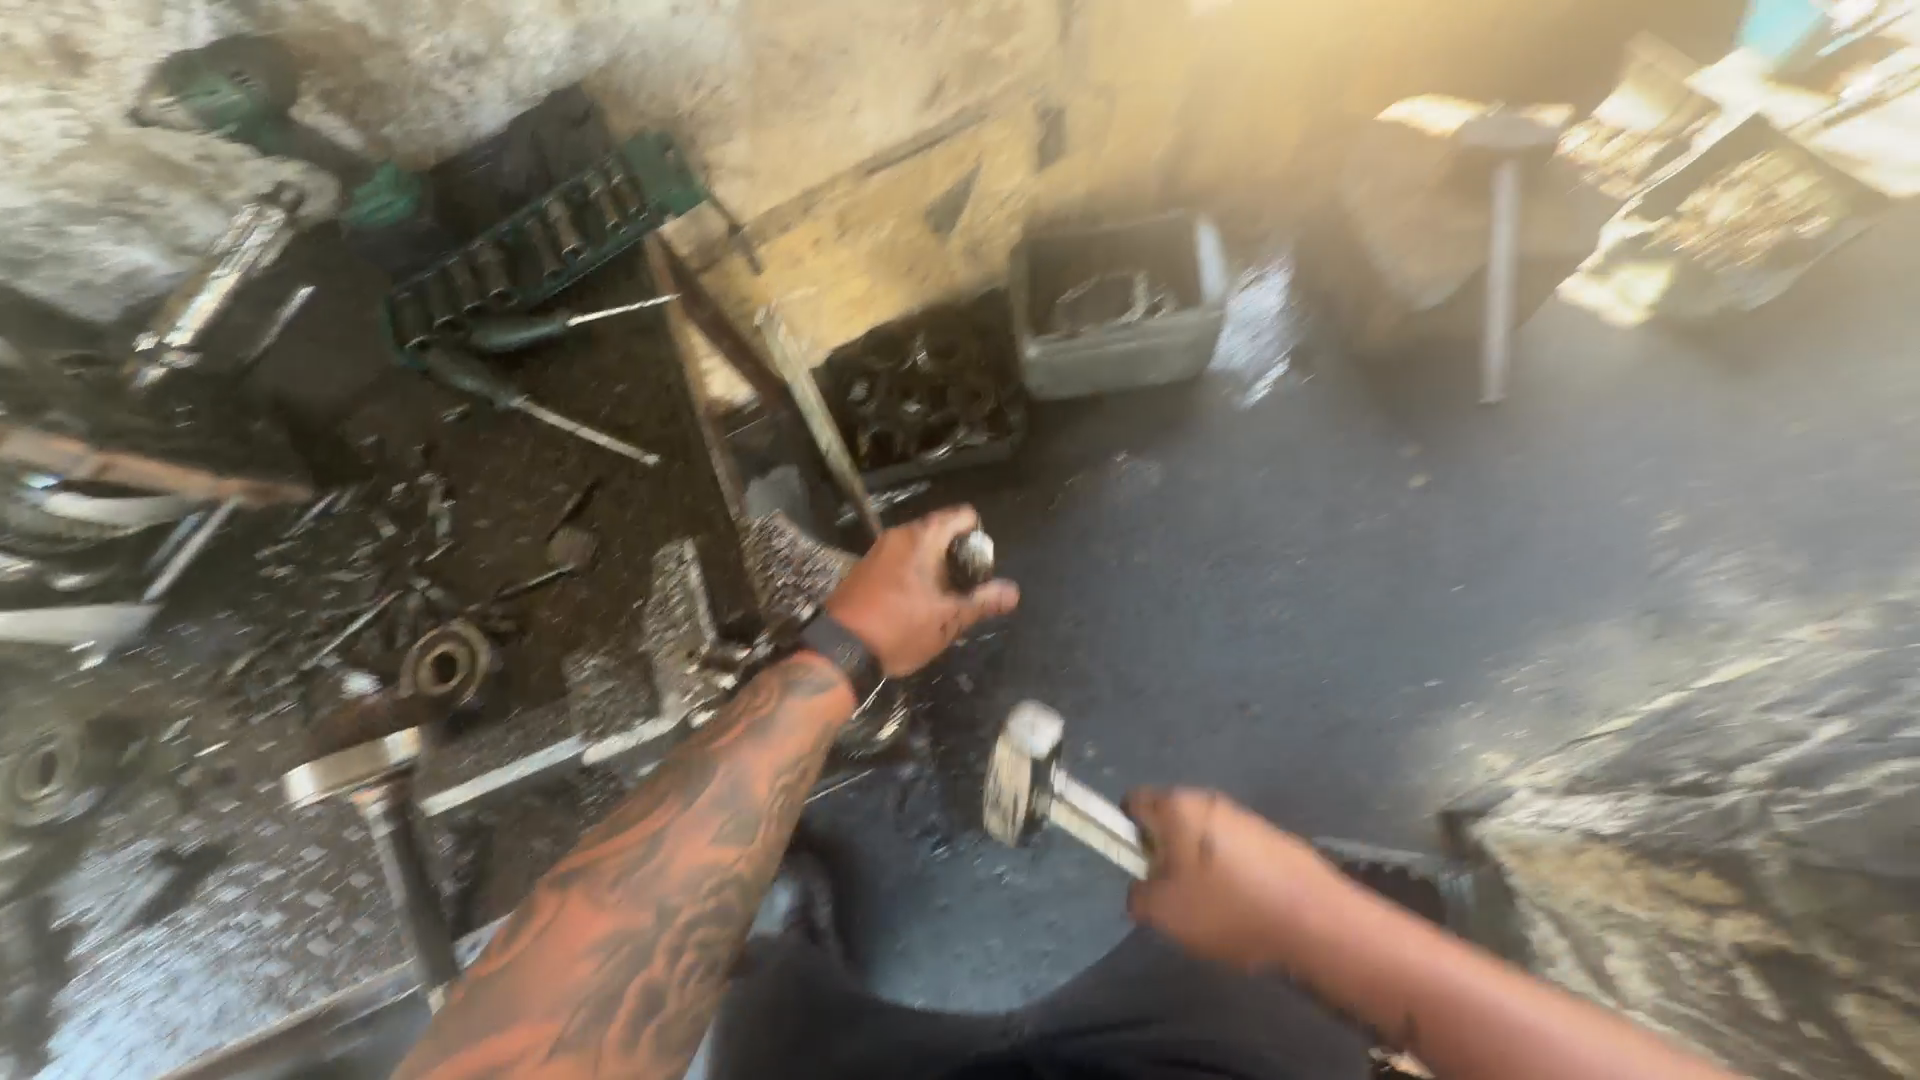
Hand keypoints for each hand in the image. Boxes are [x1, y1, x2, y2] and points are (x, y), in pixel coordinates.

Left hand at [824, 505, 1019, 675]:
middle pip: (940, 531)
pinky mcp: (864, 569)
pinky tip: (915, 605)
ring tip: (943, 600)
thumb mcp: (947, 620)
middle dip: (957, 556)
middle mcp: (898, 536)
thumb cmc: (899, 629)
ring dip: (935, 568)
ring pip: (918, 548)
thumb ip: (981, 602)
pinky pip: (899, 561)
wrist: (839, 651)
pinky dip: (913, 574)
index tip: (981, 566)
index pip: (960, 515)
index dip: (977, 536)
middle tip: (965, 589)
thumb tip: (1013, 591)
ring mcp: (877, 551)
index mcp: (921, 538)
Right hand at [1124, 788, 1351, 972]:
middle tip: (1171, 893)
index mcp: (1176, 806)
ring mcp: (1245, 817)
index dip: (1126, 832)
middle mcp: (1208, 800)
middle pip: (1170, 819)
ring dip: (1199, 864)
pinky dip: (1231, 873)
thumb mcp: (1163, 913)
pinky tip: (1245, 908)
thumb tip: (1142, 889)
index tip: (1138, 866)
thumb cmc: (1227, 908)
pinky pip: (1235, 850)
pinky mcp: (1273, 838)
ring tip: (1212, 907)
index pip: (1133, 802)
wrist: (1316, 922)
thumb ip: (1138, 896)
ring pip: (1203, 836)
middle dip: (1165, 852)